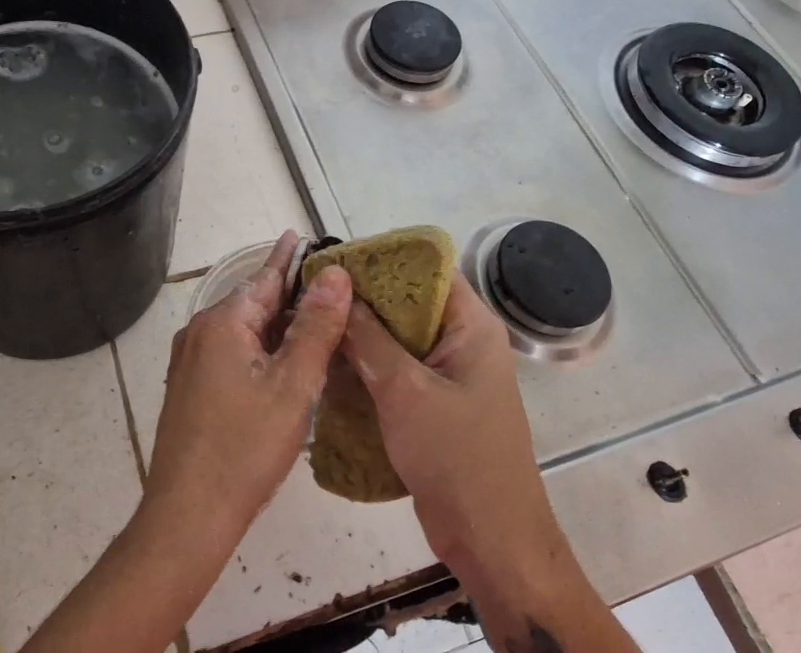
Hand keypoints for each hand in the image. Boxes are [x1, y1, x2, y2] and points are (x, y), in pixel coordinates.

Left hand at [144, 230, 351, 543]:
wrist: (188, 515)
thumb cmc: (244, 448)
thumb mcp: (293, 386)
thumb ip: (316, 328)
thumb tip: (335, 273)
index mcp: (222, 323)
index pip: (266, 278)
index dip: (291, 258)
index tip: (308, 236)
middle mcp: (200, 333)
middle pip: (253, 302)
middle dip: (289, 292)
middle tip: (329, 282)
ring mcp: (191, 363)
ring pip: (244, 331)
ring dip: (277, 324)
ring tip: (316, 316)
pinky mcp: (192, 390)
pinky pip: (233, 354)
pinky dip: (262, 349)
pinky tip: (285, 361)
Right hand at [338, 270, 571, 586]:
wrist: (491, 539)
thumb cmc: (457, 456)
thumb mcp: (405, 390)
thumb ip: (368, 338)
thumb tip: (335, 289)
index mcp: (472, 326)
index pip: (426, 270)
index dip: (380, 261)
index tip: (331, 264)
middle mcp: (463, 341)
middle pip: (407, 303)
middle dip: (361, 299)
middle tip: (309, 297)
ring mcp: (449, 376)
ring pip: (397, 339)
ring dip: (359, 335)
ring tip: (310, 327)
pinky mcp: (433, 405)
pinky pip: (395, 371)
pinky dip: (366, 367)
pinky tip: (327, 367)